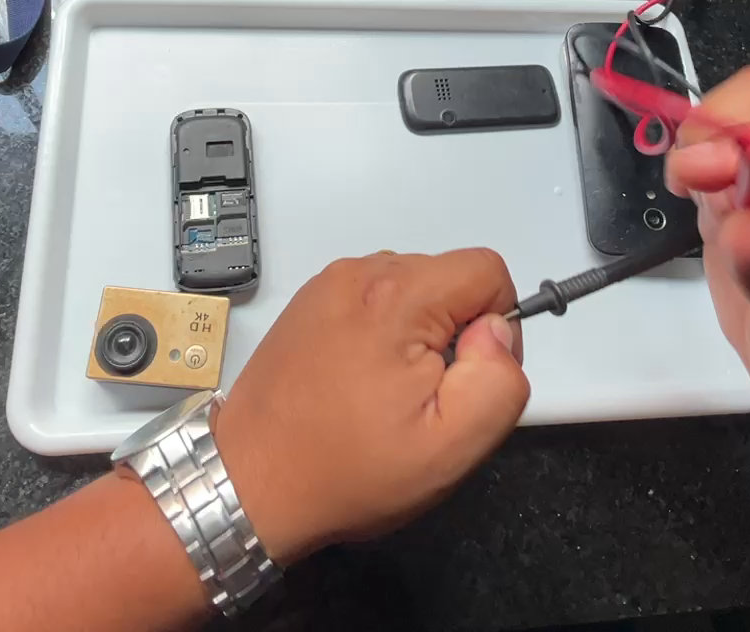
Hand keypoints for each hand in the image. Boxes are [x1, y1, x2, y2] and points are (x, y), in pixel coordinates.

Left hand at [212, 249, 528, 562]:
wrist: (251, 480)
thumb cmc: (347, 468)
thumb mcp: (451, 445)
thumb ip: (498, 379)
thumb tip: (496, 331)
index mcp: (398, 296)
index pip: (486, 269)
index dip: (496, 322)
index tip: (466, 372)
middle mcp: (360, 273)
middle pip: (448, 276)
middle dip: (455, 327)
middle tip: (424, 392)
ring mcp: (330, 283)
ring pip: (412, 285)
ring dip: (418, 328)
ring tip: (387, 387)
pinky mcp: (311, 298)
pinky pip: (374, 295)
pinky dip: (382, 328)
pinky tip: (360, 376)